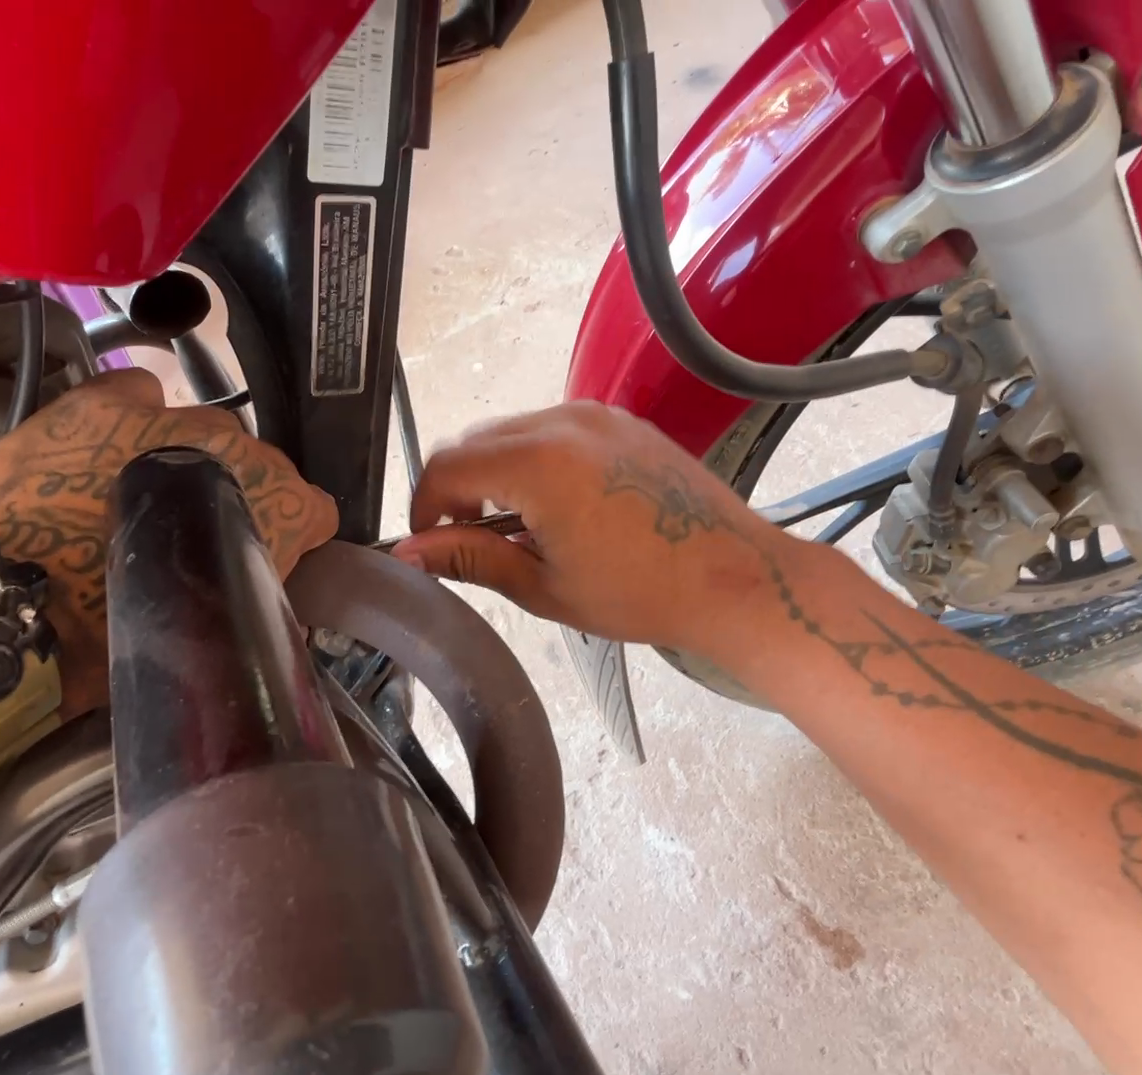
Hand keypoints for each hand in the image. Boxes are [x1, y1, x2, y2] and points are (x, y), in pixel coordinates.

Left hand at [0, 369, 338, 707]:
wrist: (7, 616)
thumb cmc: (116, 639)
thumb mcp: (214, 628)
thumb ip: (250, 587)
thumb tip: (255, 578)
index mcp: (281, 508)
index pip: (316, 510)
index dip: (291, 534)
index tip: (260, 555)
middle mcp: (240, 451)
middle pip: (260, 463)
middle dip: (238, 492)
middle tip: (192, 532)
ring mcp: (172, 419)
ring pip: (206, 426)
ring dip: (189, 454)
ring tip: (144, 490)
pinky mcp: (104, 403)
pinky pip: (142, 388)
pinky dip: (134, 412)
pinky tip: (111, 444)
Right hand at [392, 402, 799, 652]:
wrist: (734, 577)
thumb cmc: (639, 593)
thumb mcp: (542, 585)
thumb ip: (469, 557)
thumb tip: (408, 553)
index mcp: (539, 464)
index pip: (447, 467)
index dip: (424, 507)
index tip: (430, 543)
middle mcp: (562, 422)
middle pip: (473, 441)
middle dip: (456, 488)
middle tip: (470, 538)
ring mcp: (594, 414)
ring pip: (509, 431)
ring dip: (492, 472)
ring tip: (515, 525)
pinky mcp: (618, 419)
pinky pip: (549, 428)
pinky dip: (530, 459)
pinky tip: (553, 503)